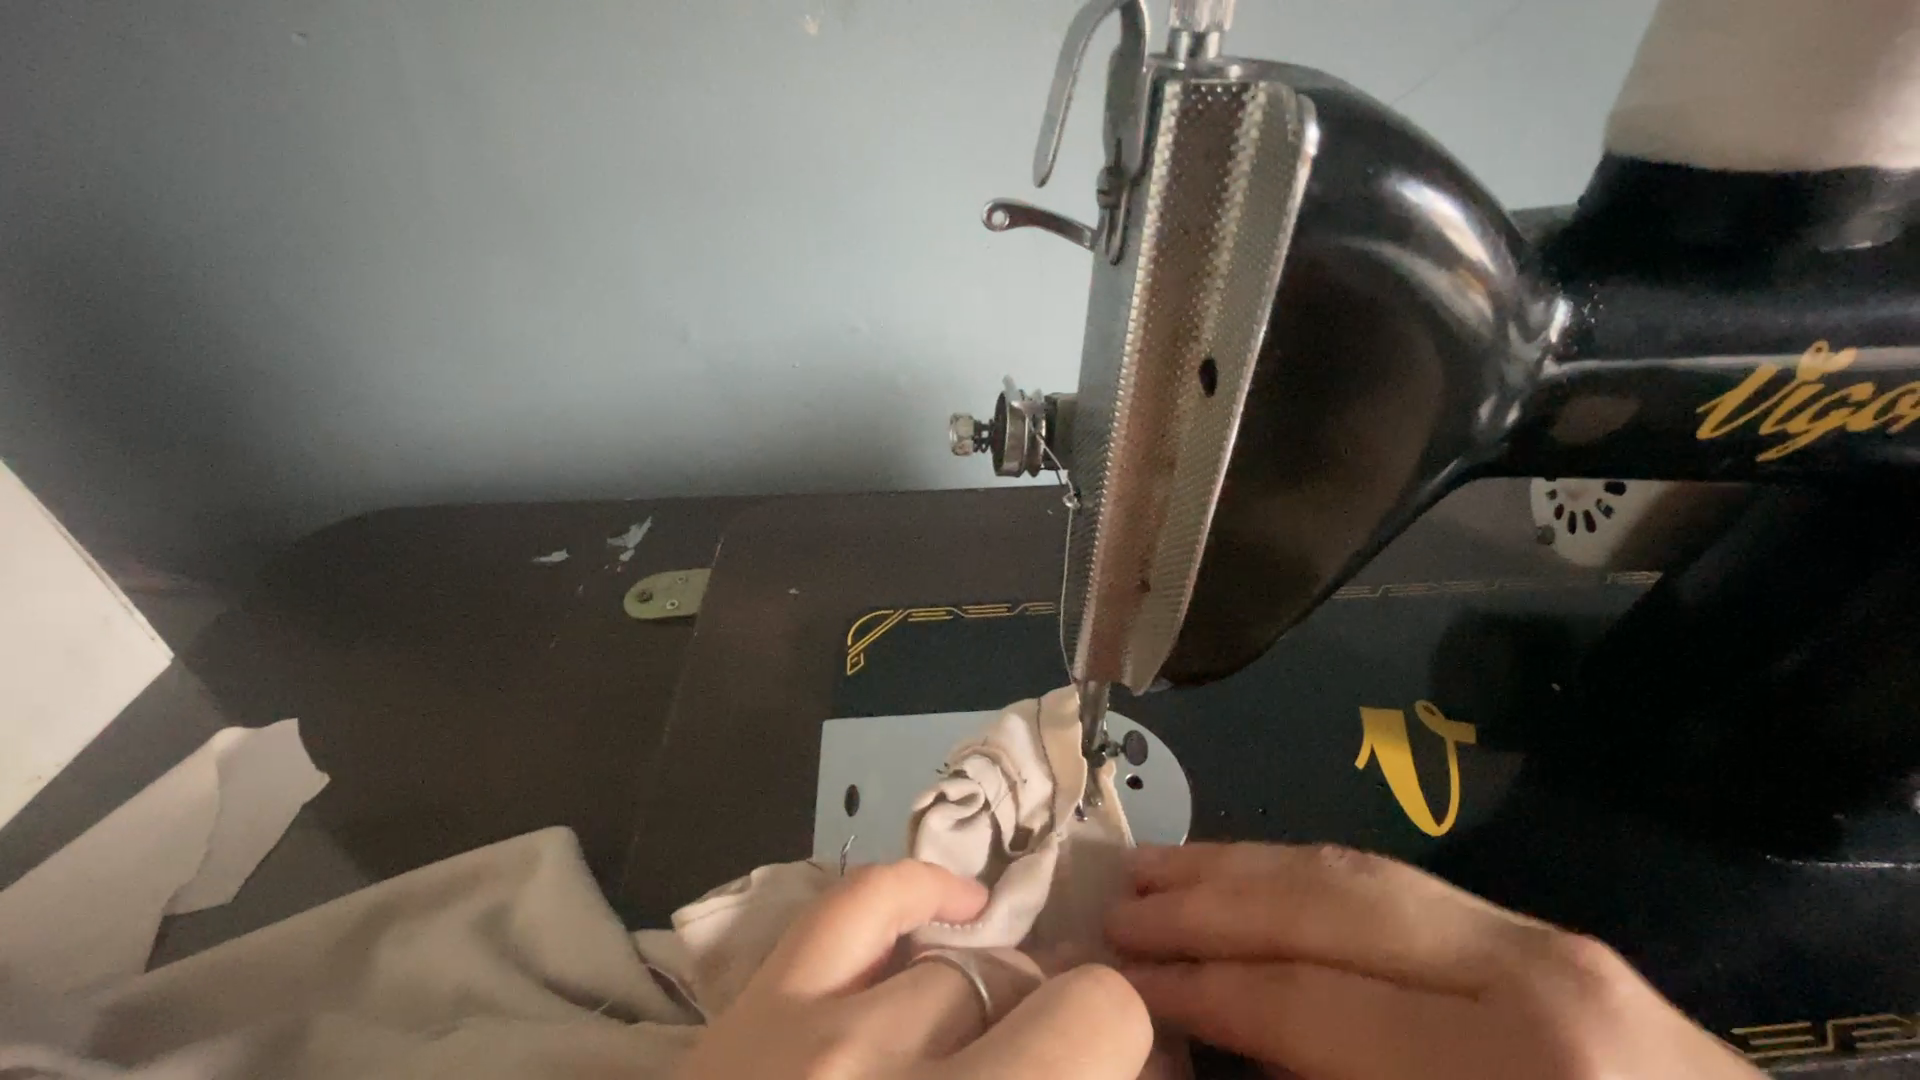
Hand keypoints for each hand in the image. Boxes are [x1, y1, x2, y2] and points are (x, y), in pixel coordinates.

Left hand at [676, 859, 1152, 1079]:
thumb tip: (1137, 1068)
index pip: (1095, 1021)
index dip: (1130, 1041)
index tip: (1133, 1067)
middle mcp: (892, 1074)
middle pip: (1027, 991)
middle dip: (1066, 1031)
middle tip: (1059, 1066)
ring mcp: (810, 1034)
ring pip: (955, 965)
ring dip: (998, 997)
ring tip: (1003, 1028)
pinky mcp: (751, 1014)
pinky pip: (854, 907)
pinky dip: (917, 891)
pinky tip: (958, 907)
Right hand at [1106, 843, 1764, 1079]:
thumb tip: (1207, 1044)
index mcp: (1513, 1059)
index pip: (1305, 1000)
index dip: (1199, 986)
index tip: (1121, 972)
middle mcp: (1525, 972)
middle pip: (1319, 906)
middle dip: (1203, 902)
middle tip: (1116, 903)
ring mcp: (1540, 937)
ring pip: (1351, 872)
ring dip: (1240, 865)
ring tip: (1157, 865)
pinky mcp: (1545, 935)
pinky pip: (1391, 884)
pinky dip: (1301, 870)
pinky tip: (1250, 871)